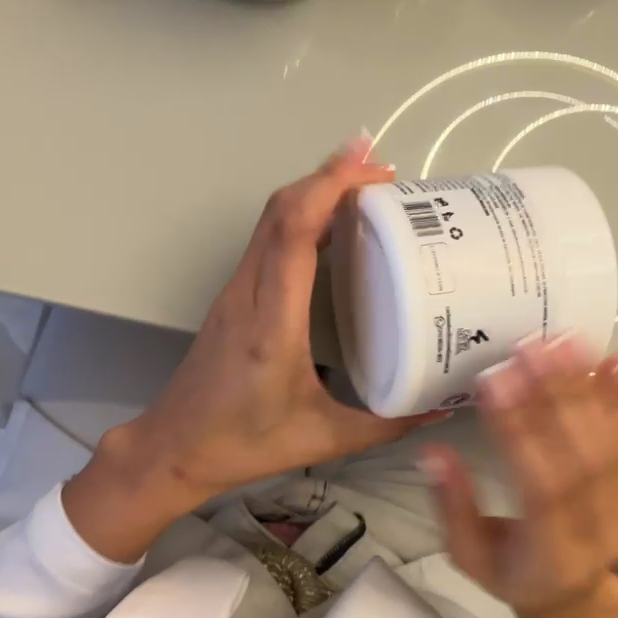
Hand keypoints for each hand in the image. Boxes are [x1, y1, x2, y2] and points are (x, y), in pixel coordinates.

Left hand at [64, 138, 438, 560]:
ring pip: (270, 219)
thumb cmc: (244, 444)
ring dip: (314, 191)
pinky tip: (331, 226)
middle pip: (281, 210)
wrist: (174, 448)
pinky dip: (300, 216)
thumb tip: (443, 408)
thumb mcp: (324, 439)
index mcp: (273, 322)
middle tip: (385, 173)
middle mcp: (249, 293)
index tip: (376, 169)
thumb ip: (387, 425)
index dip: (331, 186)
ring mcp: (235, 291)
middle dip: (330, 176)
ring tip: (366, 188)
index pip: (294, 231)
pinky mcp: (233, 297)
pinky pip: (267, 239)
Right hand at [421, 334, 617, 617]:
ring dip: (588, 386)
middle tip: (533, 346)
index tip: (495, 381)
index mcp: (549, 547)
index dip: (517, 431)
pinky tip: (614, 360)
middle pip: (581, 455)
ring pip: (608, 442)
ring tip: (566, 339)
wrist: (574, 599)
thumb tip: (432, 452)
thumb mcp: (468, 556)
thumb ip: (453, 505)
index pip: (539, 483)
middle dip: (556, 395)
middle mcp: (593, 524)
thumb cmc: (512, 576)